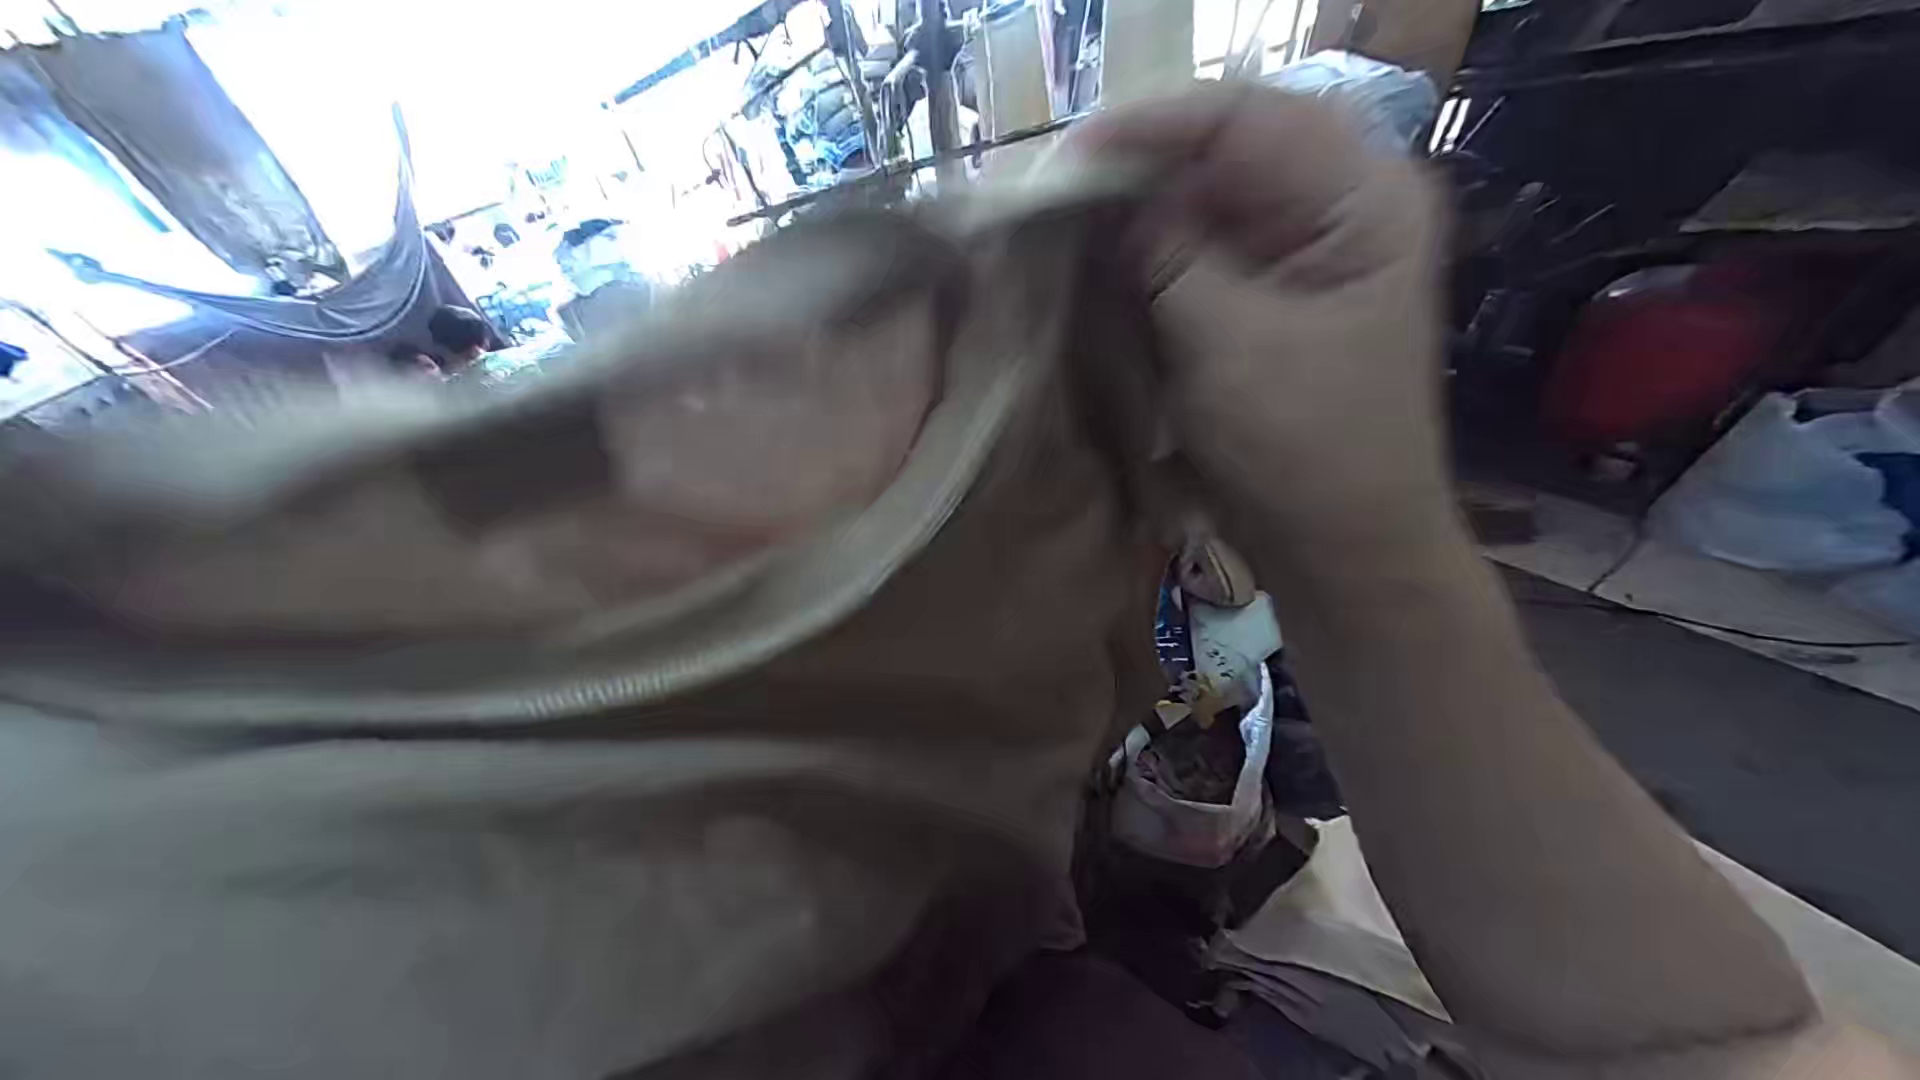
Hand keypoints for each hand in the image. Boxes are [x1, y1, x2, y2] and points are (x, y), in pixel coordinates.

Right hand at [1071, 83, 1451, 552]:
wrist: (1336, 542)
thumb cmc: (1304, 448)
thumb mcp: (1230, 344)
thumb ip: (1169, 260)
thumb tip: (1110, 208)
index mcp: (1362, 198)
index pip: (1245, 120)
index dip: (1151, 127)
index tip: (1067, 155)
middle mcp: (1333, 212)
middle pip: (1223, 159)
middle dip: (1138, 173)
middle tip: (1056, 195)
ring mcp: (1296, 262)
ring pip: (1203, 211)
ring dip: (1137, 219)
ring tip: (1066, 226)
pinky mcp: (1262, 306)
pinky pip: (1198, 262)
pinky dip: (1149, 263)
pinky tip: (1101, 268)